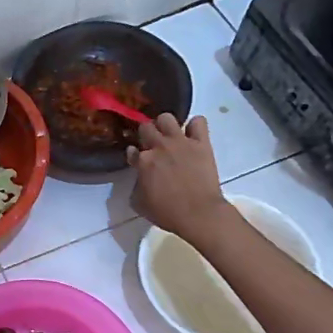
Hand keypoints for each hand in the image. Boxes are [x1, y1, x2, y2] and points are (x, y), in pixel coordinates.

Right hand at [126, 113, 234, 245]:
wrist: (199, 214)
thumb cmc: (168, 214)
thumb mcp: (141, 205)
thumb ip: (135, 187)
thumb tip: (139, 179)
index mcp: (143, 162)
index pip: (132, 150)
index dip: (134, 155)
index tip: (138, 160)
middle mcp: (159, 146)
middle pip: (146, 127)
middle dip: (147, 135)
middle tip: (153, 147)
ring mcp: (181, 142)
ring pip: (167, 118)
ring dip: (165, 126)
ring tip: (170, 137)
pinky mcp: (201, 143)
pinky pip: (198, 121)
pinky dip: (195, 126)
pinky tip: (193, 136)